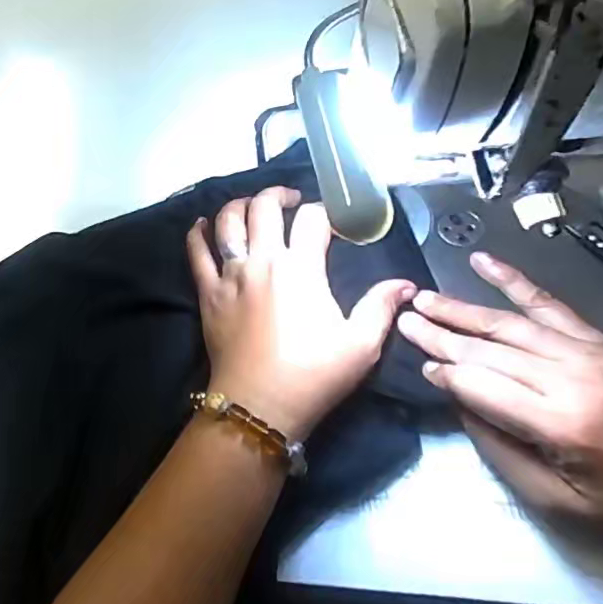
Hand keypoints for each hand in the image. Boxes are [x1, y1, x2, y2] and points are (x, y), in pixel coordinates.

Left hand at [186, 187, 417, 439]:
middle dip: (280, 194)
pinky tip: (203, 224)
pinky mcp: (208, 292)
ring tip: (253, 207)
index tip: (332, 220)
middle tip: (292, 201)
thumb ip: (381, 307)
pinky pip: (197, 252)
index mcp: (301, 268)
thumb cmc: (313, 376)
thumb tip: (406, 284)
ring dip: (241, 204)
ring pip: (228, 220)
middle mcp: (263, 261)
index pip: (313, 219)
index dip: (325, 211)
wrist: (258, 409)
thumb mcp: (361, 346)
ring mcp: (231, 274)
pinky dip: (198, 233)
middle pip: (265, 206)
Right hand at [397, 252, 602, 580]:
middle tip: (404, 316)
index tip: (415, 360)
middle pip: (492, 348)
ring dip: (465, 308)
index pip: (484, 386)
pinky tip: (484, 262)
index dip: (446, 373)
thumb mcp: (561, 502)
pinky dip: (513, 280)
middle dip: (443, 333)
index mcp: (563, 424)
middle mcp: (573, 376)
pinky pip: (549, 303)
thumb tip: (459, 400)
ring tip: (426, 296)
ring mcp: (589, 350)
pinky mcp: (601, 339)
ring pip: (511, 322)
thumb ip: (503, 449)